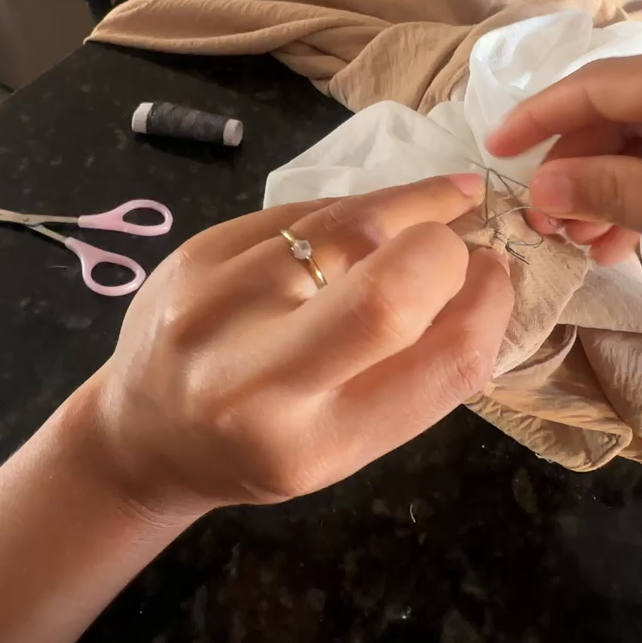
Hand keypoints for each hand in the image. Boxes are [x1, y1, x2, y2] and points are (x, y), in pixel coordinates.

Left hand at [76, 175, 513, 520]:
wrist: (142, 429)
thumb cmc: (256, 445)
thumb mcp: (340, 442)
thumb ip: (415, 371)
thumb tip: (484, 274)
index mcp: (311, 445)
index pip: (439, 363)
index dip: (490, 306)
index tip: (499, 275)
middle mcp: (256, 377)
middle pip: (389, 293)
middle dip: (446, 250)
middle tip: (463, 236)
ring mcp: (217, 302)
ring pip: (347, 224)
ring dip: (414, 203)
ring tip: (446, 198)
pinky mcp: (198, 249)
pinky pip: (305, 208)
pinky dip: (358, 206)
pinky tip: (382, 209)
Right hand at [485, 36, 641, 379]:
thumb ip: (613, 193)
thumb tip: (538, 185)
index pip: (613, 81)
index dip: (545, 117)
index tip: (494, 149)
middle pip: (641, 108)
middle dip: (585, 162)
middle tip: (545, 218)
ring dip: (621, 184)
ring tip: (582, 239)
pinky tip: (632, 234)